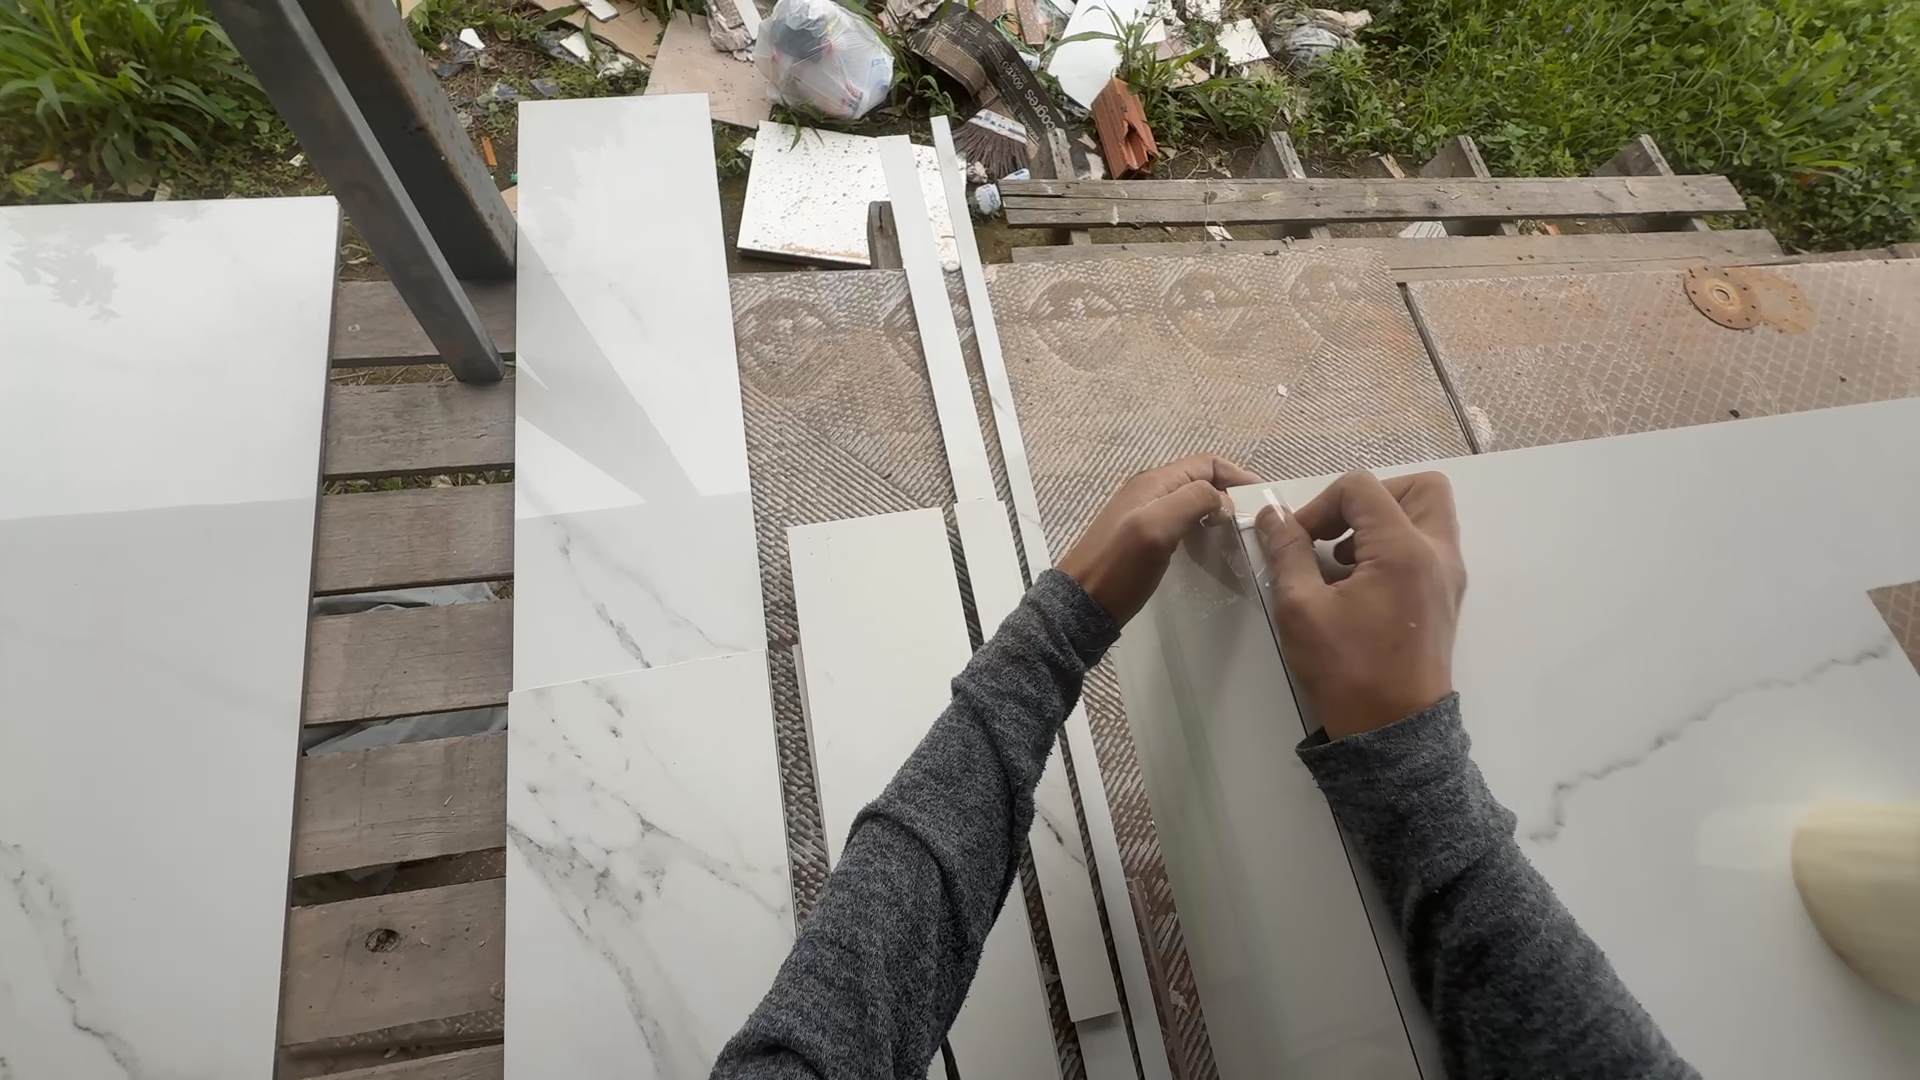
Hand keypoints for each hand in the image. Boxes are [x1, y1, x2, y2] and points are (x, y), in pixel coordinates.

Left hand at [1060, 455, 1262, 625]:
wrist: (1083, 604)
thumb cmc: (1120, 566)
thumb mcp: (1157, 526)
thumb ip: (1192, 501)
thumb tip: (1223, 501)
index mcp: (1153, 482)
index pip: (1206, 463)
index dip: (1237, 475)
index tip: (1263, 500)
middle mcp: (1148, 492)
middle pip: (1199, 480)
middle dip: (1230, 494)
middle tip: (1257, 521)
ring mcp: (1143, 516)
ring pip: (1190, 502)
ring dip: (1217, 512)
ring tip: (1240, 534)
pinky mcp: (1142, 540)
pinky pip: (1179, 523)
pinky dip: (1201, 529)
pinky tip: (1210, 547)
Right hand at [1255, 471, 1465, 739]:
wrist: (1390, 729)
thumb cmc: (1345, 668)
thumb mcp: (1300, 606)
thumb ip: (1286, 551)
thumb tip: (1273, 515)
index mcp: (1404, 550)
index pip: (1362, 487)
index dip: (1319, 504)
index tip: (1297, 539)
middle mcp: (1438, 554)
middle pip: (1418, 487)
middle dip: (1368, 498)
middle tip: (1333, 530)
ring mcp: (1448, 576)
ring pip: (1427, 515)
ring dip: (1381, 521)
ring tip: (1340, 558)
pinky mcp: (1444, 596)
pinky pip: (1426, 545)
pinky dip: (1392, 545)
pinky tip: (1356, 581)